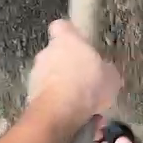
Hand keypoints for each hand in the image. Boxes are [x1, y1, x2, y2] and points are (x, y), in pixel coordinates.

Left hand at [25, 20, 121, 136]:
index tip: (81, 45)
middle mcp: (47, 52)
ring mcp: (36, 73)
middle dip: (68, 66)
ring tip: (81, 104)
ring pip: (51, 76)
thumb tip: (105, 71)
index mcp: (66, 39)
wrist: (59, 111)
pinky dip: (57, 103)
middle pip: (57, 53)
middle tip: (85, 80)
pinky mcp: (31, 94)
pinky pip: (48, 95)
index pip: (63, 26)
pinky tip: (72, 116)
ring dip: (63, 86)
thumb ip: (106, 71)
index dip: (71, 35)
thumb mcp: (111, 78)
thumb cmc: (88, 84)